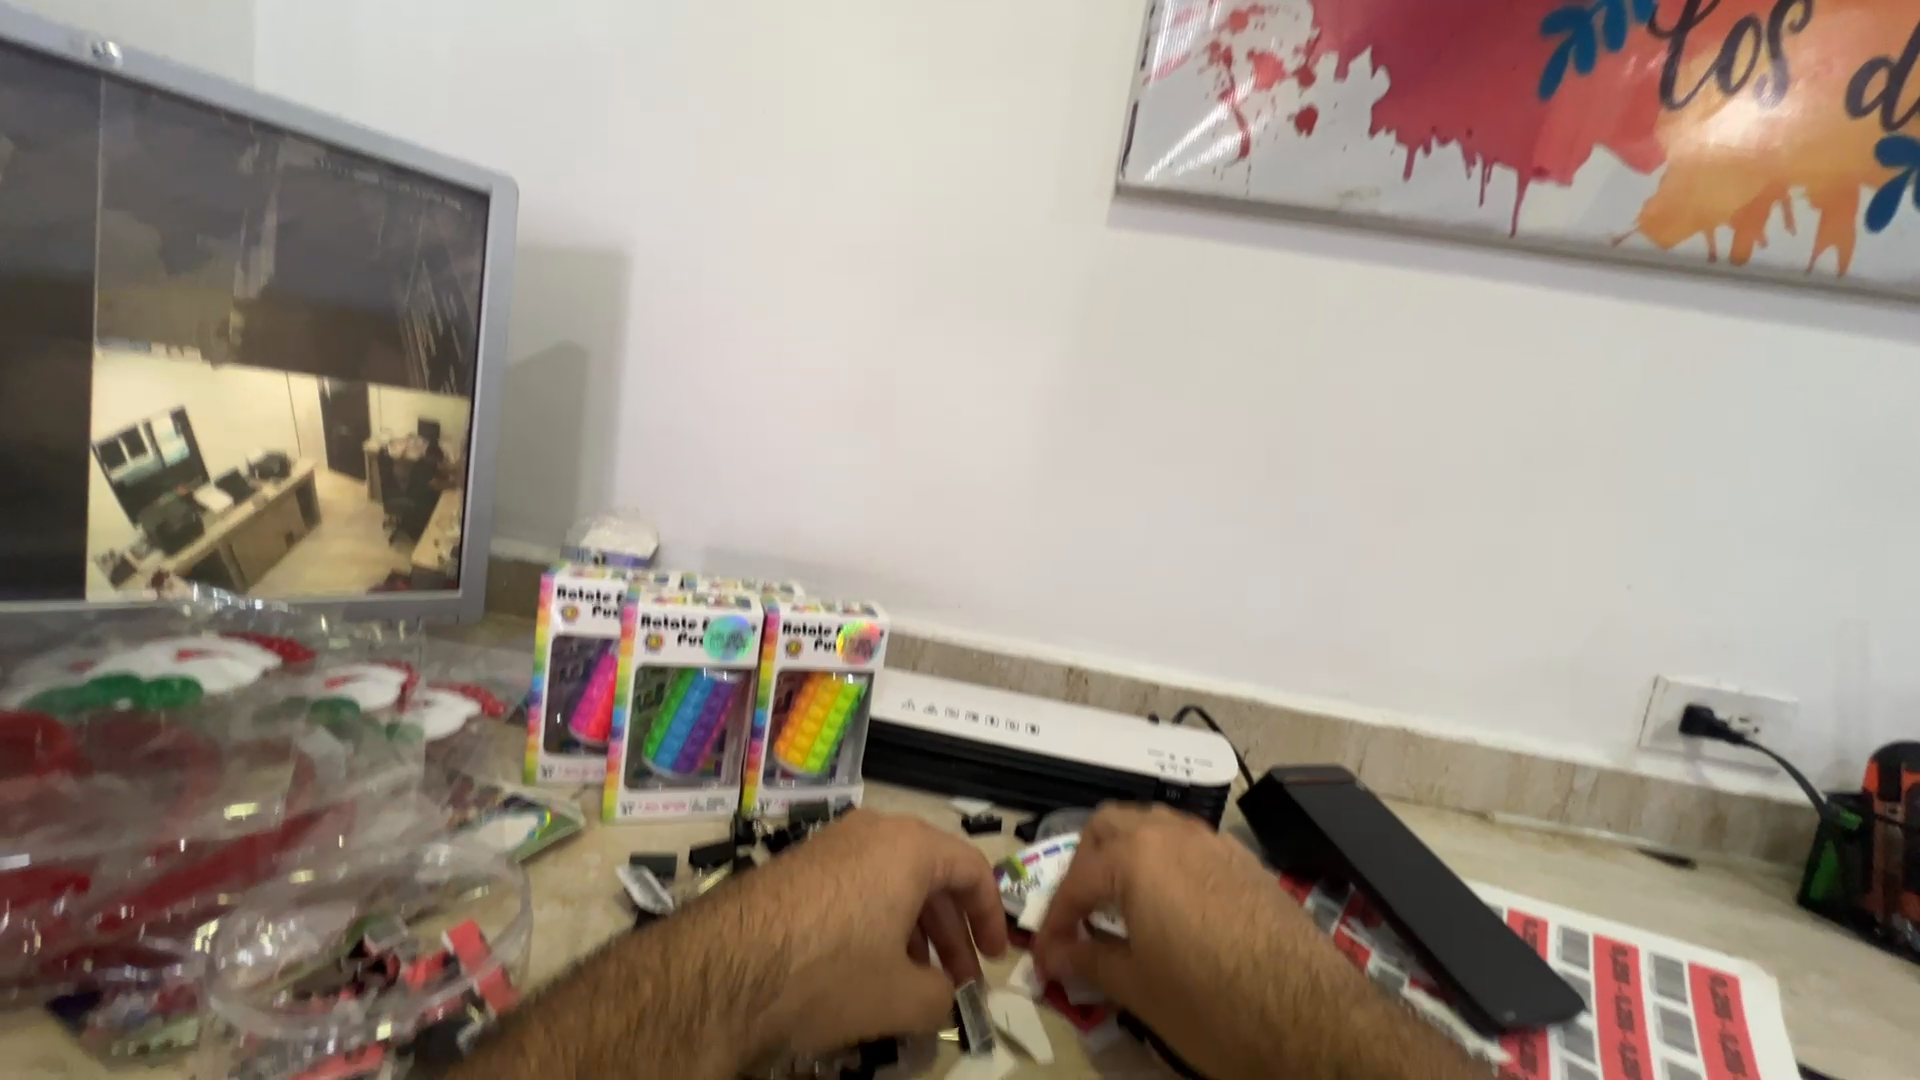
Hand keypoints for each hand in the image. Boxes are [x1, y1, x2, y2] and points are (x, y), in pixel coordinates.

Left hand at [732, 809, 1009, 1056]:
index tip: (996, 959)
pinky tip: (867, 964)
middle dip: (951, 933)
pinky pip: (857, 883)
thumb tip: (947, 999)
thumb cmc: (830, 970)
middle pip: (932, 875)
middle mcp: (875, 830)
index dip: (992, 917)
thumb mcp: (901, 996)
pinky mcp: (800, 863)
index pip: (972, 869)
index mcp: (910, 846)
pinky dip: (876, 920)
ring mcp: (832, 842)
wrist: (724, 968)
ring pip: (892, 881)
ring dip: (914, 929)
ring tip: (915, 980)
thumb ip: (943, 998)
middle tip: (960, 981)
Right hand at [1033, 803, 1329, 1079]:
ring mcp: (1211, 842)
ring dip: (1126, 853)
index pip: (1075, 881)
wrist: (1315, 1019)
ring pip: (1151, 825)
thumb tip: (1054, 957)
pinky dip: (1165, 861)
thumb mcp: (1138, 988)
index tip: (1046, 955)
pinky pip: (1188, 842)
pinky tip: (1172, 905)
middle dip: (1085, 864)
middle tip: (1082, 912)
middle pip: (1109, 826)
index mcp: (1135, 857)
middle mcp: (1170, 834)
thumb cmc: (1212, 1003)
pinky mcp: (1243, 860)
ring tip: (1122, 902)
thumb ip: (1089, 961)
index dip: (1054, 920)